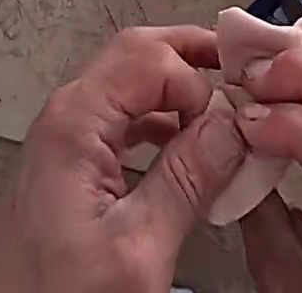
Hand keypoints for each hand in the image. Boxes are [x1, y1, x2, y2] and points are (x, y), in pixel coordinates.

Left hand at [0, 27, 250, 292]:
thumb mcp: (135, 251)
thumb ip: (187, 180)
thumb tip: (231, 121)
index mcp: (77, 121)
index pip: (151, 58)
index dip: (195, 79)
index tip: (226, 120)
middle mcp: (68, 112)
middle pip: (137, 51)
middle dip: (190, 52)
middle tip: (236, 66)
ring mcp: (65, 133)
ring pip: (129, 76)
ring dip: (176, 79)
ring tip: (218, 101)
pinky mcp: (67, 158)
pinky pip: (120, 111)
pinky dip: (158, 112)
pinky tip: (182, 140)